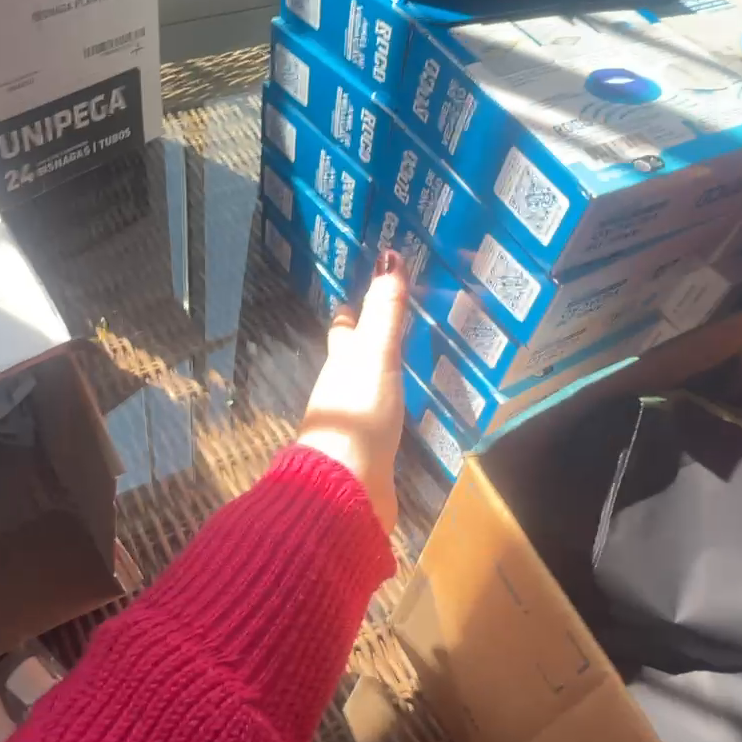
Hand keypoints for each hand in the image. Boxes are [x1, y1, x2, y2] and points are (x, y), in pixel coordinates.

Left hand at [298, 251, 408, 533]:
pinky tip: (399, 417)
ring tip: (400, 366)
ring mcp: (352, 424)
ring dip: (376, 378)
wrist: (346, 485)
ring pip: (363, 391)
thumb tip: (389, 255)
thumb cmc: (359, 413)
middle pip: (350, 361)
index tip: (356, 298)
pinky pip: (378, 423)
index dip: (350, 313)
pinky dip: (386, 411)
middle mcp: (341, 390)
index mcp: (341, 364)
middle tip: (387, 327)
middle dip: (363, 345)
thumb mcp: (377, 356)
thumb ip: (385, 312)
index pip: (343, 331)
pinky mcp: (366, 453)